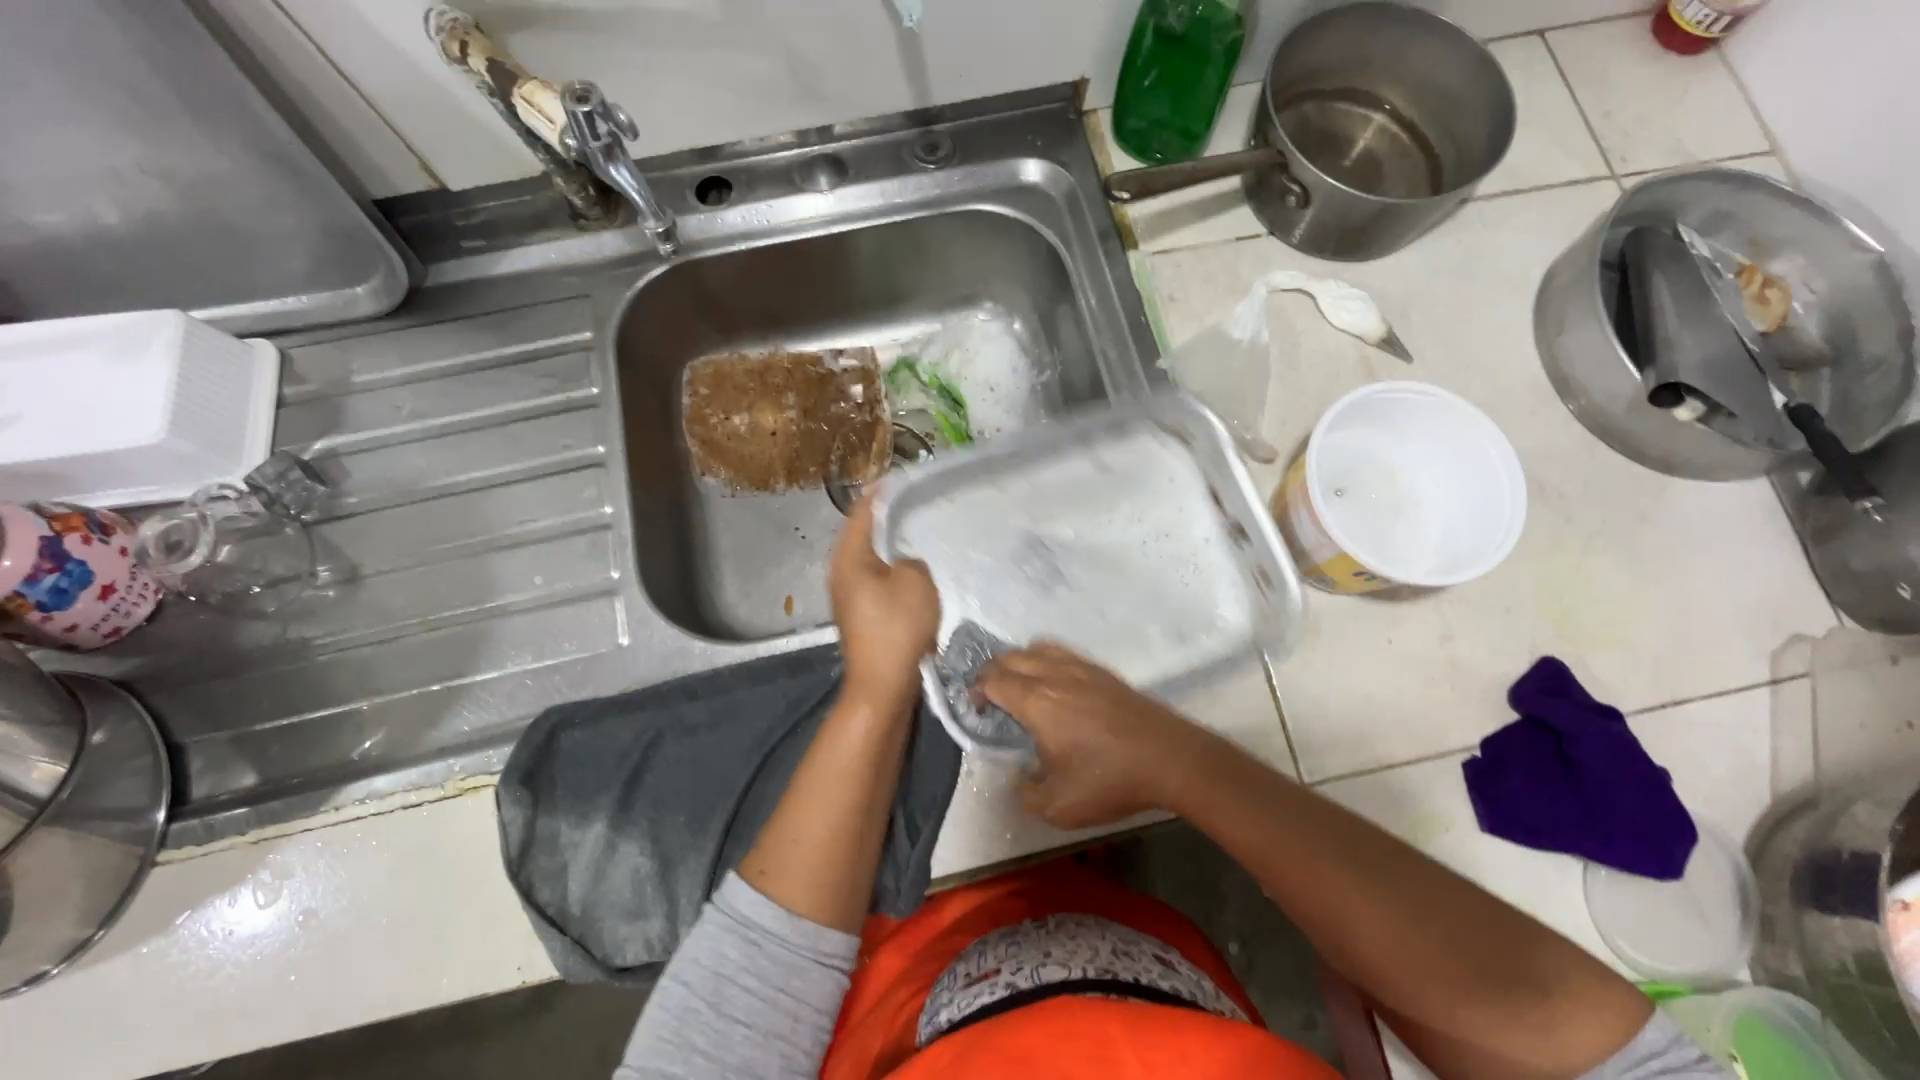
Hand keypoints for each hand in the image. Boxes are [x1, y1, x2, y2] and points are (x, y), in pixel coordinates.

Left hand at [830, 495, 939, 713]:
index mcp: (848, 559)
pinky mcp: (861, 616)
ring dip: (889, 546)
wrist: (883, 684)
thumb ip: (911, 559)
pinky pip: (877, 582)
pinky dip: (892, 571)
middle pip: (860, 535)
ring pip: (870, 560)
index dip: (878, 493)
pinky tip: (913, 571)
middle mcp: (841, 574)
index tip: (896, 476)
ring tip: (915, 531)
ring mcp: (848, 597)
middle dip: (883, 518)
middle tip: (910, 501)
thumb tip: (903, 564)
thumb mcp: (916, 580)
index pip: (860, 513)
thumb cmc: (897, 627)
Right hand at [978, 644, 1212, 828]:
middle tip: (990, 697)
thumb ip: (1027, 792)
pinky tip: (1055, 685)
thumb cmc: (1108, 781)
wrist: (1170, 759)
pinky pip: (1064, 654)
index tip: (975, 709)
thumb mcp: (1057, 806)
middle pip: (1011, 657)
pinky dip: (1047, 661)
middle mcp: (1055, 675)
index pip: (993, 680)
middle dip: (993, 673)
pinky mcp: (1105, 673)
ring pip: (1039, 648)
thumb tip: (1022, 776)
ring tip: (1020, 686)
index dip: (976, 691)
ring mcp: (1083, 669)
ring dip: (1020, 662)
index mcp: (1036, 701)